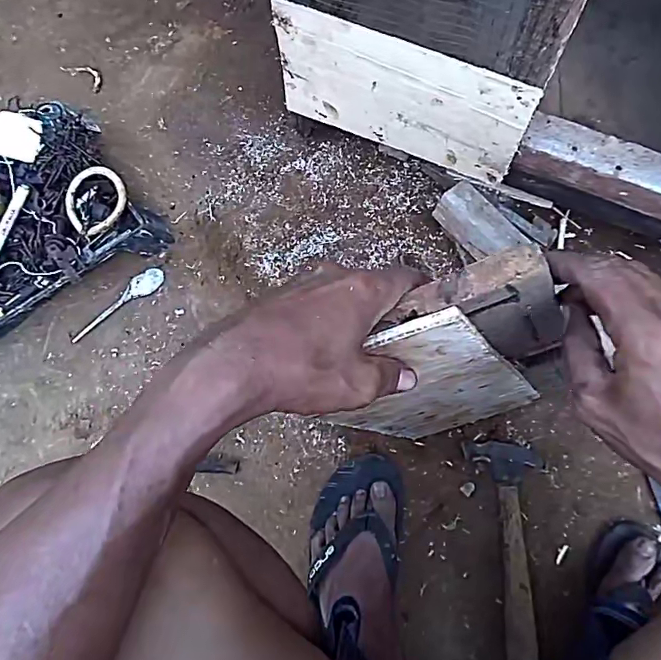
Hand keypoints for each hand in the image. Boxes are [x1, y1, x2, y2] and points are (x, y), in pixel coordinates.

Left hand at [179, 263, 424, 428]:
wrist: (233, 364)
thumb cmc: (299, 369)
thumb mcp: (356, 384)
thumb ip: (388, 376)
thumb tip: (404, 375)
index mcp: (363, 289)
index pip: (405, 276)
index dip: (421, 289)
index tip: (427, 303)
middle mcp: (335, 275)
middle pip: (372, 283)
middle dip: (385, 308)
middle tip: (392, 337)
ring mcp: (304, 282)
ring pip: (341, 291)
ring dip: (351, 313)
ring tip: (352, 347)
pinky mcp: (279, 295)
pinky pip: (314, 301)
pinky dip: (324, 318)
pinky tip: (317, 348)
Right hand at [548, 252, 660, 496]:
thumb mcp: (596, 404)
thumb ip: (577, 351)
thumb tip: (573, 319)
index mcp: (647, 336)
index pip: (600, 276)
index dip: (568, 264)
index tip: (549, 263)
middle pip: (622, 268)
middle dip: (585, 266)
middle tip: (558, 276)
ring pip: (643, 276)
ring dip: (608, 276)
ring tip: (580, 291)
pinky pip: (660, 292)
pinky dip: (630, 288)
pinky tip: (612, 305)